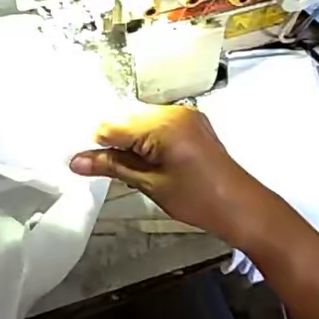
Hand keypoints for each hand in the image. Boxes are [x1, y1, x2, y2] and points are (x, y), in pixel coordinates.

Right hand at [70, 105, 300, 252]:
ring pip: (142, 120)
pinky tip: (152, 160)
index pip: (113, 126)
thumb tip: (75, 160)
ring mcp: (186, 114)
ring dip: (132, 140)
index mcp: (163, 125)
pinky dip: (149, 138)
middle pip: (127, 119)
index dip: (98, 145)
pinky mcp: (193, 120)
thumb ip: (112, 166)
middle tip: (115, 170)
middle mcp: (173, 111)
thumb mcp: (150, 185)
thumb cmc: (197, 200)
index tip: (90, 164)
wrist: (244, 207)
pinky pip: (159, 122)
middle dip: (116, 142)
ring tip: (137, 169)